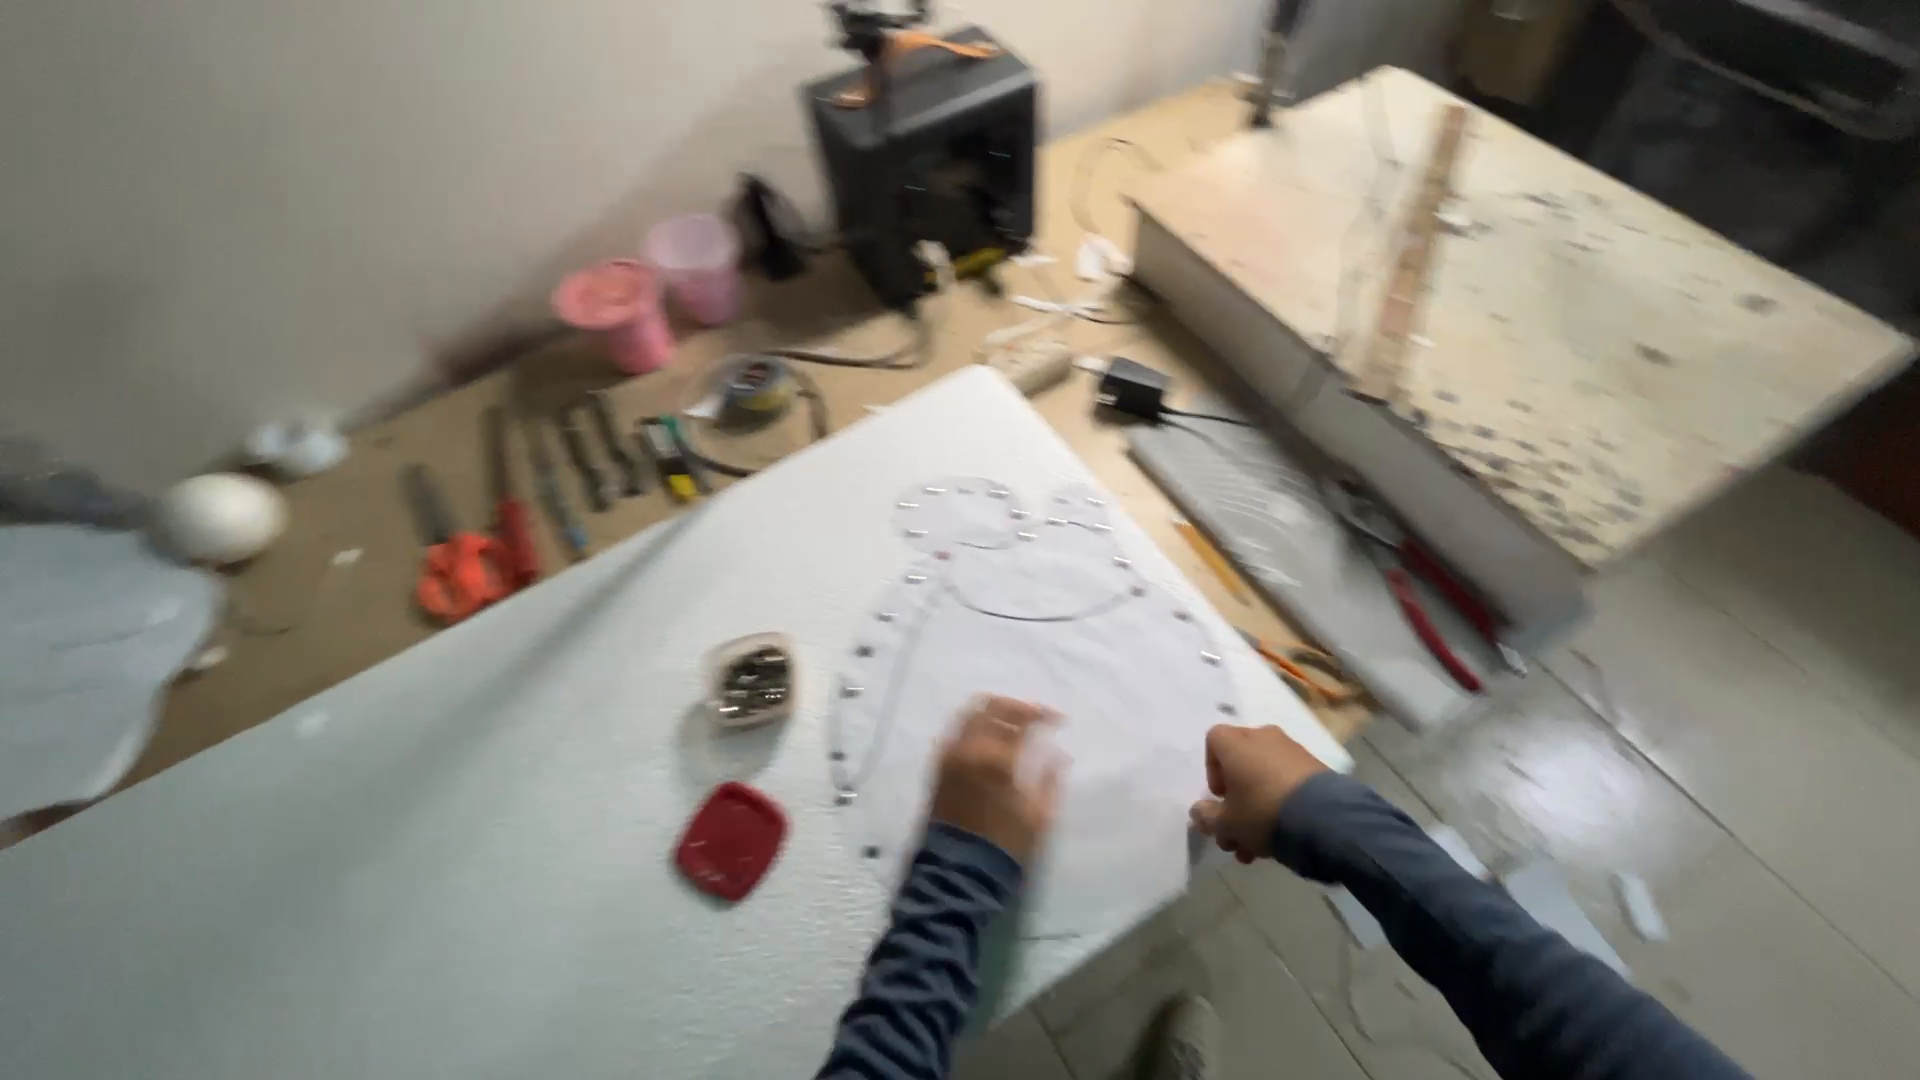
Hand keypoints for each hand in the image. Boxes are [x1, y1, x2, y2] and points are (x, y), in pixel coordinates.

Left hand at [928, 696, 1064, 864]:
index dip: (1043, 713)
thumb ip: (1050, 779)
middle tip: (1034, 716)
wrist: (959, 872)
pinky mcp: (938, 766)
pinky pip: (955, 731)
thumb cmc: (1005, 846)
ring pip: (969, 714)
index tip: (1058, 720)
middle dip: (1016, 706)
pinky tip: (989, 738)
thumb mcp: (1039, 817)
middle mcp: (969, 748)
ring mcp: (949, 755)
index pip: (1021, 718)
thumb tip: (1058, 754)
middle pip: (991, 705)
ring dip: (993, 712)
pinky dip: (974, 725)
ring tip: (1012, 724)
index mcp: (998, 759)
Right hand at [1188, 724, 1329, 863]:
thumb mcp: (1227, 822)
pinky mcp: (1315, 768)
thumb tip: (1198, 812)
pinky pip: (1286, 782)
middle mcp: (1262, 737)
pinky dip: (1280, 804)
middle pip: (1239, 765)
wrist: (1327, 819)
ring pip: (1263, 778)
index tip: (1220, 798)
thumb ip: (1207, 817)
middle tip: (1235, 833)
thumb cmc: (1263, 812)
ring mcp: (1292, 751)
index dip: (1212, 771)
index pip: (1213, 741)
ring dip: (1256, 809)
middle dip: (1235, 802)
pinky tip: (1282, 836)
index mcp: (1236, 742)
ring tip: (1258, 848)